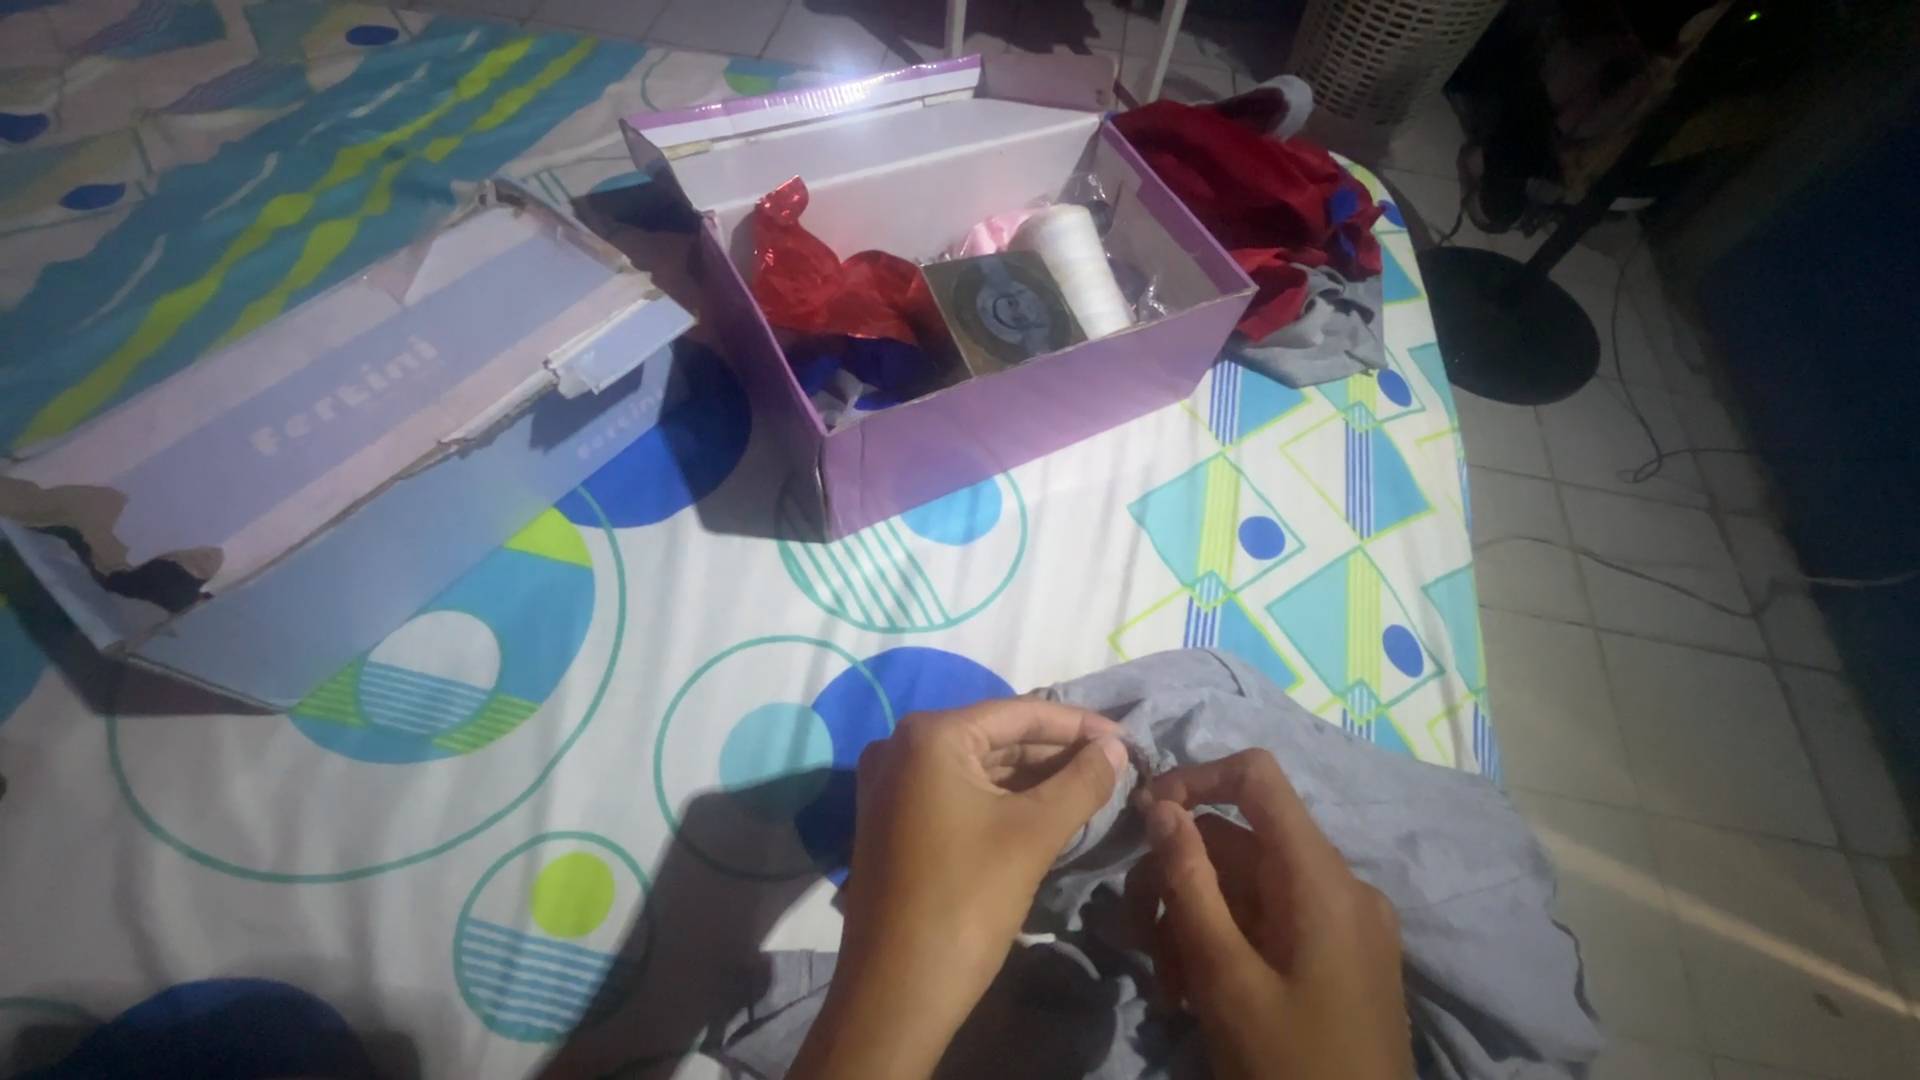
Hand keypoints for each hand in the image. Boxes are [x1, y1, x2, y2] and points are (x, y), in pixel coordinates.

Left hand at [791, 699, 1127, 1079]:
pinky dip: (1002, 796)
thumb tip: (1116, 748)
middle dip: (1056, 751)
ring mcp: (893, 783)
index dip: (1077, 724)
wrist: (896, 993)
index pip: (1017, 713)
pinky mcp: (894, 816)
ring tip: (1090, 782)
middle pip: (996, 737)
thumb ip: (1081, 781)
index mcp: (930, 735)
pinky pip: (958, 790)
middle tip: (1113, 763)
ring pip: (979, 765)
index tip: (1126, 736)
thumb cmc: (966, 900)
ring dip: (1033, 775)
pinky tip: (1046, 804)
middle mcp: (902, 745)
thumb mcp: (1033, 833)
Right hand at [1126, 749, 1410, 1079]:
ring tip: (1164, 981)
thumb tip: (1161, 804)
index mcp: (1320, 878)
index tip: (1146, 817)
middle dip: (1177, 876)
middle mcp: (1338, 884)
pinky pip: (1267, 919)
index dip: (1196, 778)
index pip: (1257, 776)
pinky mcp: (1336, 954)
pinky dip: (1223, 939)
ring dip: (1191, 917)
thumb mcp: (1224, 977)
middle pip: (1237, 839)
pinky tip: (1191, 991)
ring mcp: (1341, 922)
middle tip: (1137, 934)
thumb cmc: (1290, 1068)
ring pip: (1244, 883)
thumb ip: (1189, 881)